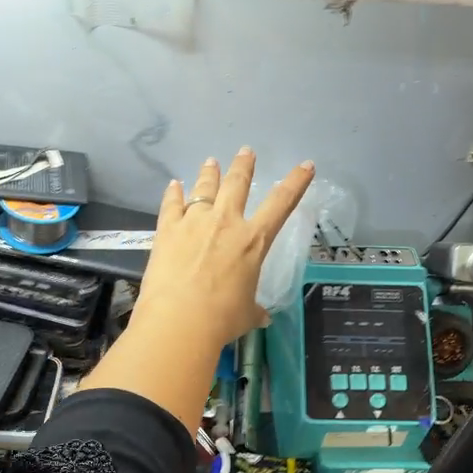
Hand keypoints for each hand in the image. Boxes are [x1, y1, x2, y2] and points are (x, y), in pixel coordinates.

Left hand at [138, 148, 315, 349]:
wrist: (179, 320)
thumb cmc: (222, 319)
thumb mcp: (246, 314)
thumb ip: (254, 310)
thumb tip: (262, 317)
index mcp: (254, 241)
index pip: (282, 203)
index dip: (296, 182)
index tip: (305, 165)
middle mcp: (226, 222)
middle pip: (237, 184)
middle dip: (243, 166)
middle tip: (246, 151)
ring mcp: (194, 222)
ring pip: (204, 188)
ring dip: (209, 173)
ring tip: (211, 162)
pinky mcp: (167, 229)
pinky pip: (171, 204)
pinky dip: (173, 193)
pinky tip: (174, 185)